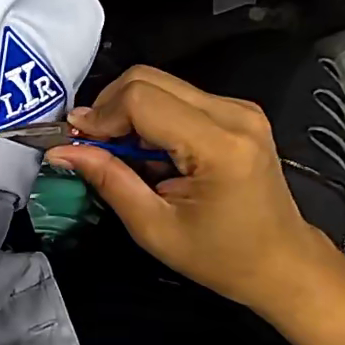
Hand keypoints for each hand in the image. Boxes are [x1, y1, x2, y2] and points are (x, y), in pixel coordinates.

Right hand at [46, 66, 331, 312]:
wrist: (284, 264)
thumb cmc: (222, 257)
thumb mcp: (154, 228)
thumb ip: (107, 180)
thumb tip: (60, 150)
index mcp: (220, 147)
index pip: (142, 100)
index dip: (101, 115)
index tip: (77, 141)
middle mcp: (234, 114)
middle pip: (146, 79)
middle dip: (108, 107)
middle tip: (92, 144)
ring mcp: (238, 107)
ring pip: (157, 81)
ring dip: (125, 109)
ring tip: (118, 149)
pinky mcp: (236, 109)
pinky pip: (174, 93)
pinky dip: (146, 113)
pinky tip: (145, 147)